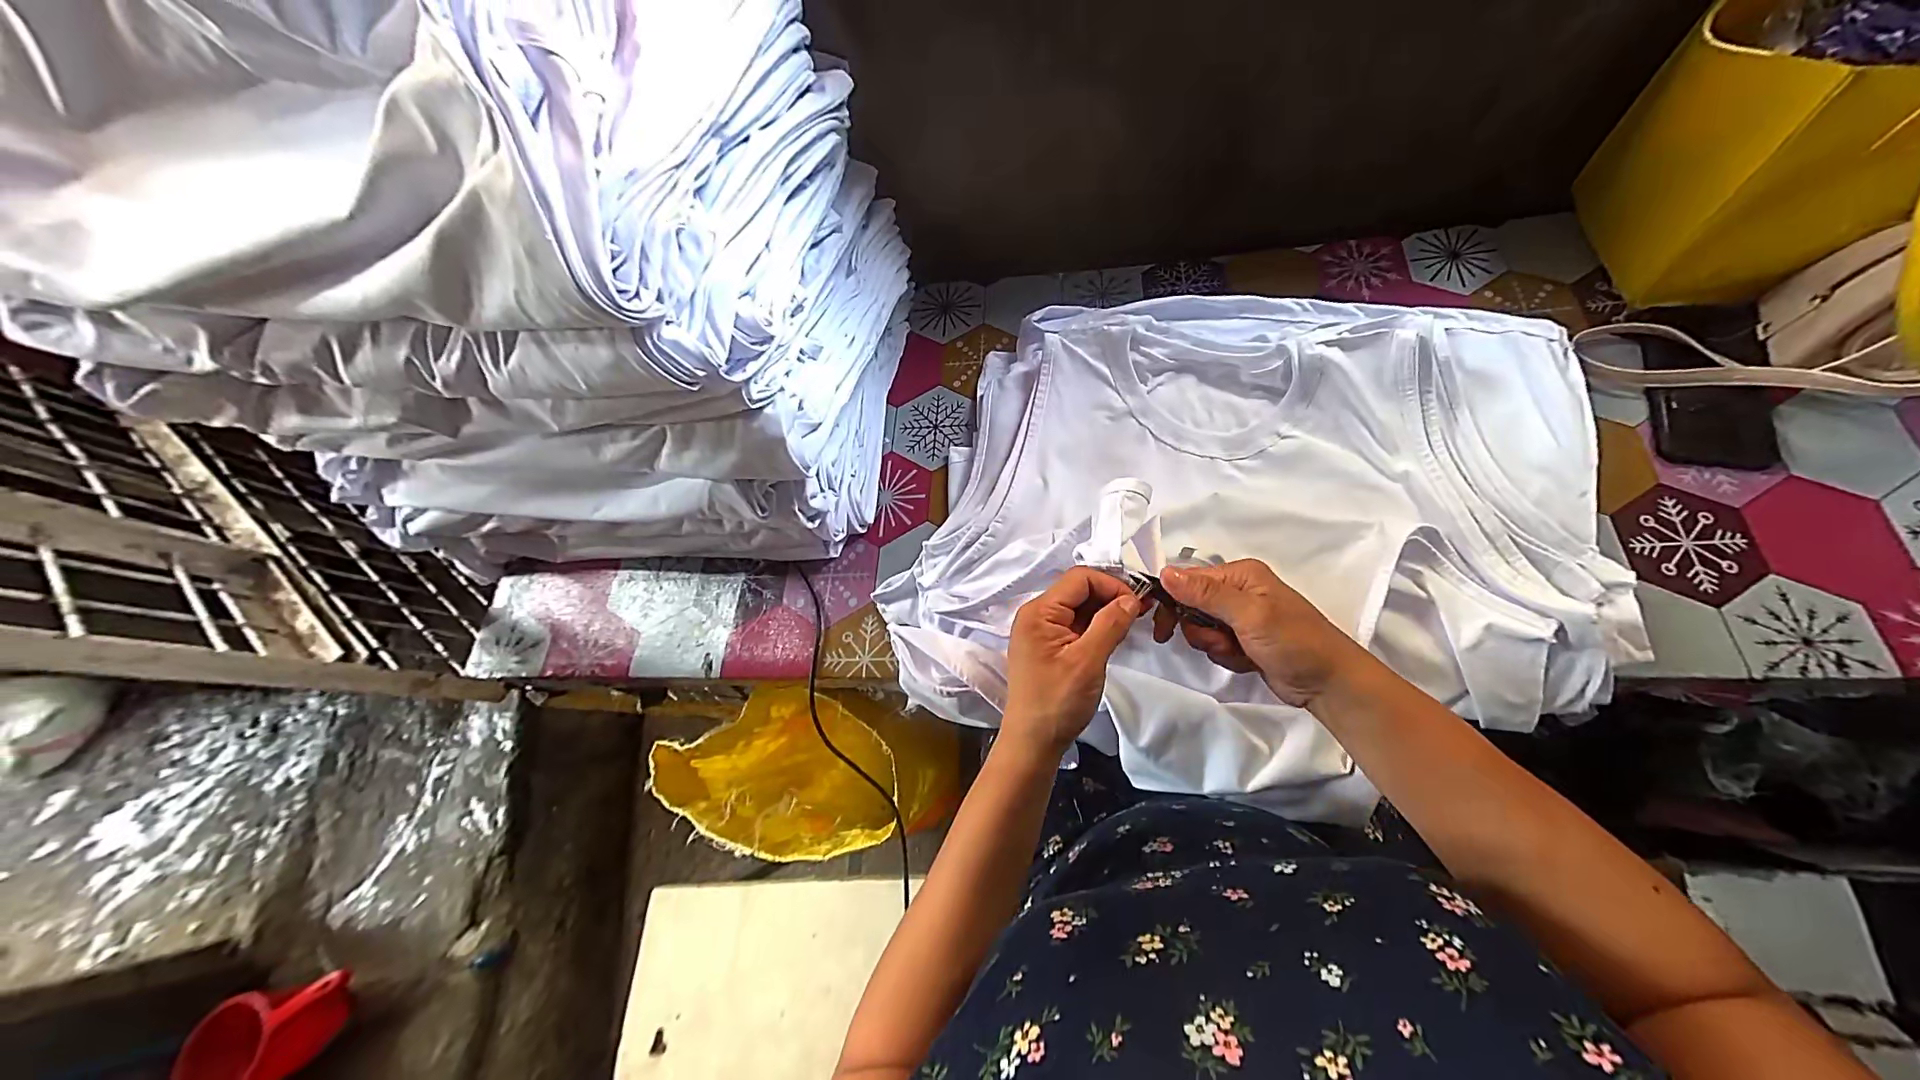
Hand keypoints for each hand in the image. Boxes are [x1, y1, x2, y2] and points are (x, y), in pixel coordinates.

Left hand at [1003, 567, 1145, 755]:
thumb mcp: (1088, 660)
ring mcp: (1041, 631)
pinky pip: (1075, 625)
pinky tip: (1113, 638)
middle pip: (1079, 590)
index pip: (1080, 578)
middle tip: (1140, 614)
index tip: (1137, 603)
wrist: (1033, 742)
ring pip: (1079, 607)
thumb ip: (1110, 624)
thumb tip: (1132, 599)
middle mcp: (1036, 616)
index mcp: (1038, 612)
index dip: (1112, 584)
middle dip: (1111, 597)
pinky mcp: (1048, 647)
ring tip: (1129, 627)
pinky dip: (1096, 626)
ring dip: (1105, 612)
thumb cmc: (1056, 703)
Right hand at [1154, 559, 1368, 707]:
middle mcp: (1238, 591)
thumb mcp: (1248, 615)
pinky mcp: (1242, 640)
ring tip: (1238, 651)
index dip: (1172, 601)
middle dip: (1199, 629)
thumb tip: (1166, 574)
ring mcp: (1240, 617)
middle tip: (1216, 641)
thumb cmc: (1296, 642)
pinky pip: (1214, 644)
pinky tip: (1246, 660)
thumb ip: (1206, 594)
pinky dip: (1224, 655)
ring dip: (1213, 644)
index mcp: (1241, 574)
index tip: (1164, 626)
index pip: (1188, 579)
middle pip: (1190, 605)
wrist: (1329, 683)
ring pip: (1200, 628)